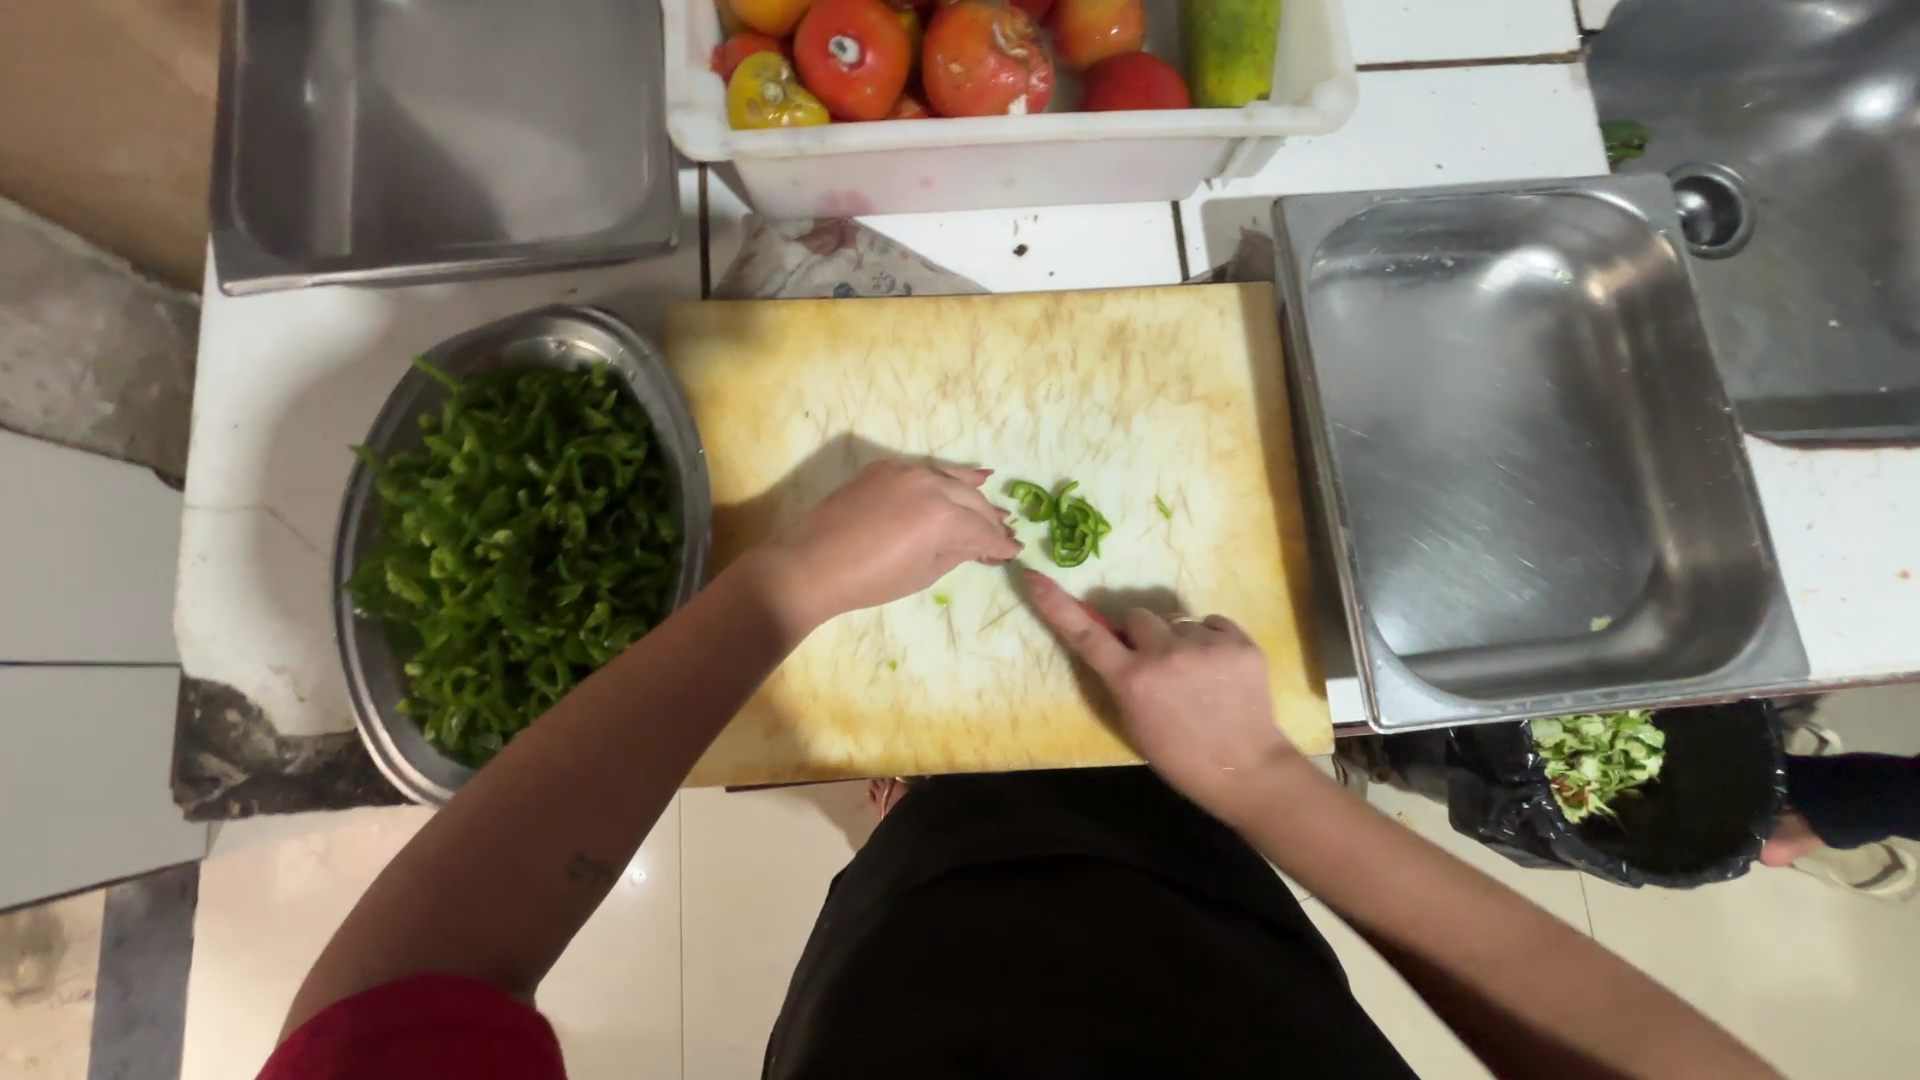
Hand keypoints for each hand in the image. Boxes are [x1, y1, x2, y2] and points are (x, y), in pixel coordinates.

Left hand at [757, 459, 1021, 630]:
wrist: (813, 564)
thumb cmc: (871, 580)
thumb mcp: (923, 573)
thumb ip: (957, 552)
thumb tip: (977, 545)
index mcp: (943, 516)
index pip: (981, 531)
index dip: (999, 545)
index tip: (1013, 552)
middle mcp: (931, 485)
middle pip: (972, 502)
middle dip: (990, 521)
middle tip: (1005, 534)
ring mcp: (907, 471)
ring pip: (952, 479)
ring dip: (975, 494)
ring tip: (996, 507)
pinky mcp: (886, 468)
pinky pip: (927, 470)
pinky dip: (949, 475)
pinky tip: (969, 476)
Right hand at [1025, 570, 1299, 821]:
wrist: (1245, 770)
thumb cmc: (1179, 755)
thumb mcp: (1134, 721)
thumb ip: (1122, 678)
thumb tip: (1120, 642)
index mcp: (1131, 680)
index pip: (1085, 634)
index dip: (1057, 605)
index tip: (1034, 576)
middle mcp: (1163, 654)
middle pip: (1140, 616)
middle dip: (1143, 633)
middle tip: (1157, 661)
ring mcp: (1204, 646)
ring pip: (1179, 621)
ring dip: (1180, 639)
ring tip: (1197, 673)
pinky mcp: (1238, 642)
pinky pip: (1213, 622)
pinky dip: (1212, 639)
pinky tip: (1220, 669)